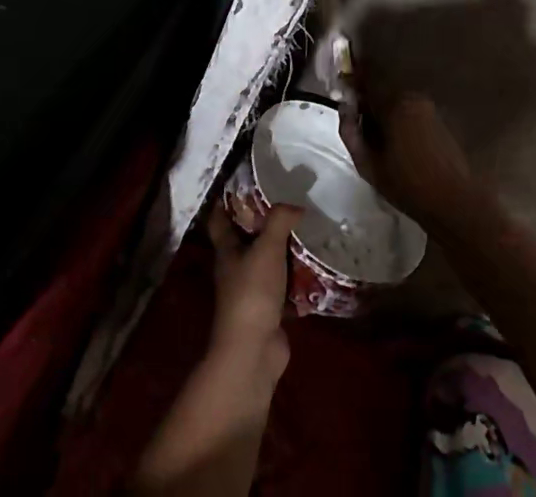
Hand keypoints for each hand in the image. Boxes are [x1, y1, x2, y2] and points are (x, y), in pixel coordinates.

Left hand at [205, 203, 301, 383]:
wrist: (253, 350)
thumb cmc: (252, 292)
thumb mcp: (266, 249)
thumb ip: (279, 222)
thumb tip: (295, 205)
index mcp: (227, 252)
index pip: (219, 221)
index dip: (226, 203)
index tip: (244, 185)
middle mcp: (236, 270)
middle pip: (247, 241)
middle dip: (264, 225)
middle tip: (288, 206)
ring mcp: (252, 292)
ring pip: (268, 264)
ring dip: (284, 251)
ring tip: (307, 232)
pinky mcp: (269, 310)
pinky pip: (285, 288)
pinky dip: (297, 279)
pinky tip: (315, 268)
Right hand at [339, 92, 476, 229]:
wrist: (454, 201)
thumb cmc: (406, 185)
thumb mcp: (368, 165)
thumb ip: (350, 132)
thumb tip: (344, 107)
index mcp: (395, 105)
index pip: (368, 79)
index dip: (353, 78)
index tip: (342, 83)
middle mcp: (414, 99)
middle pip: (383, 90)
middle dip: (368, 99)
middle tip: (356, 118)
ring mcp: (430, 108)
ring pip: (397, 101)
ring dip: (384, 111)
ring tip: (375, 136)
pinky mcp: (440, 120)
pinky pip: (411, 111)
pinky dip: (399, 118)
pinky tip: (395, 142)